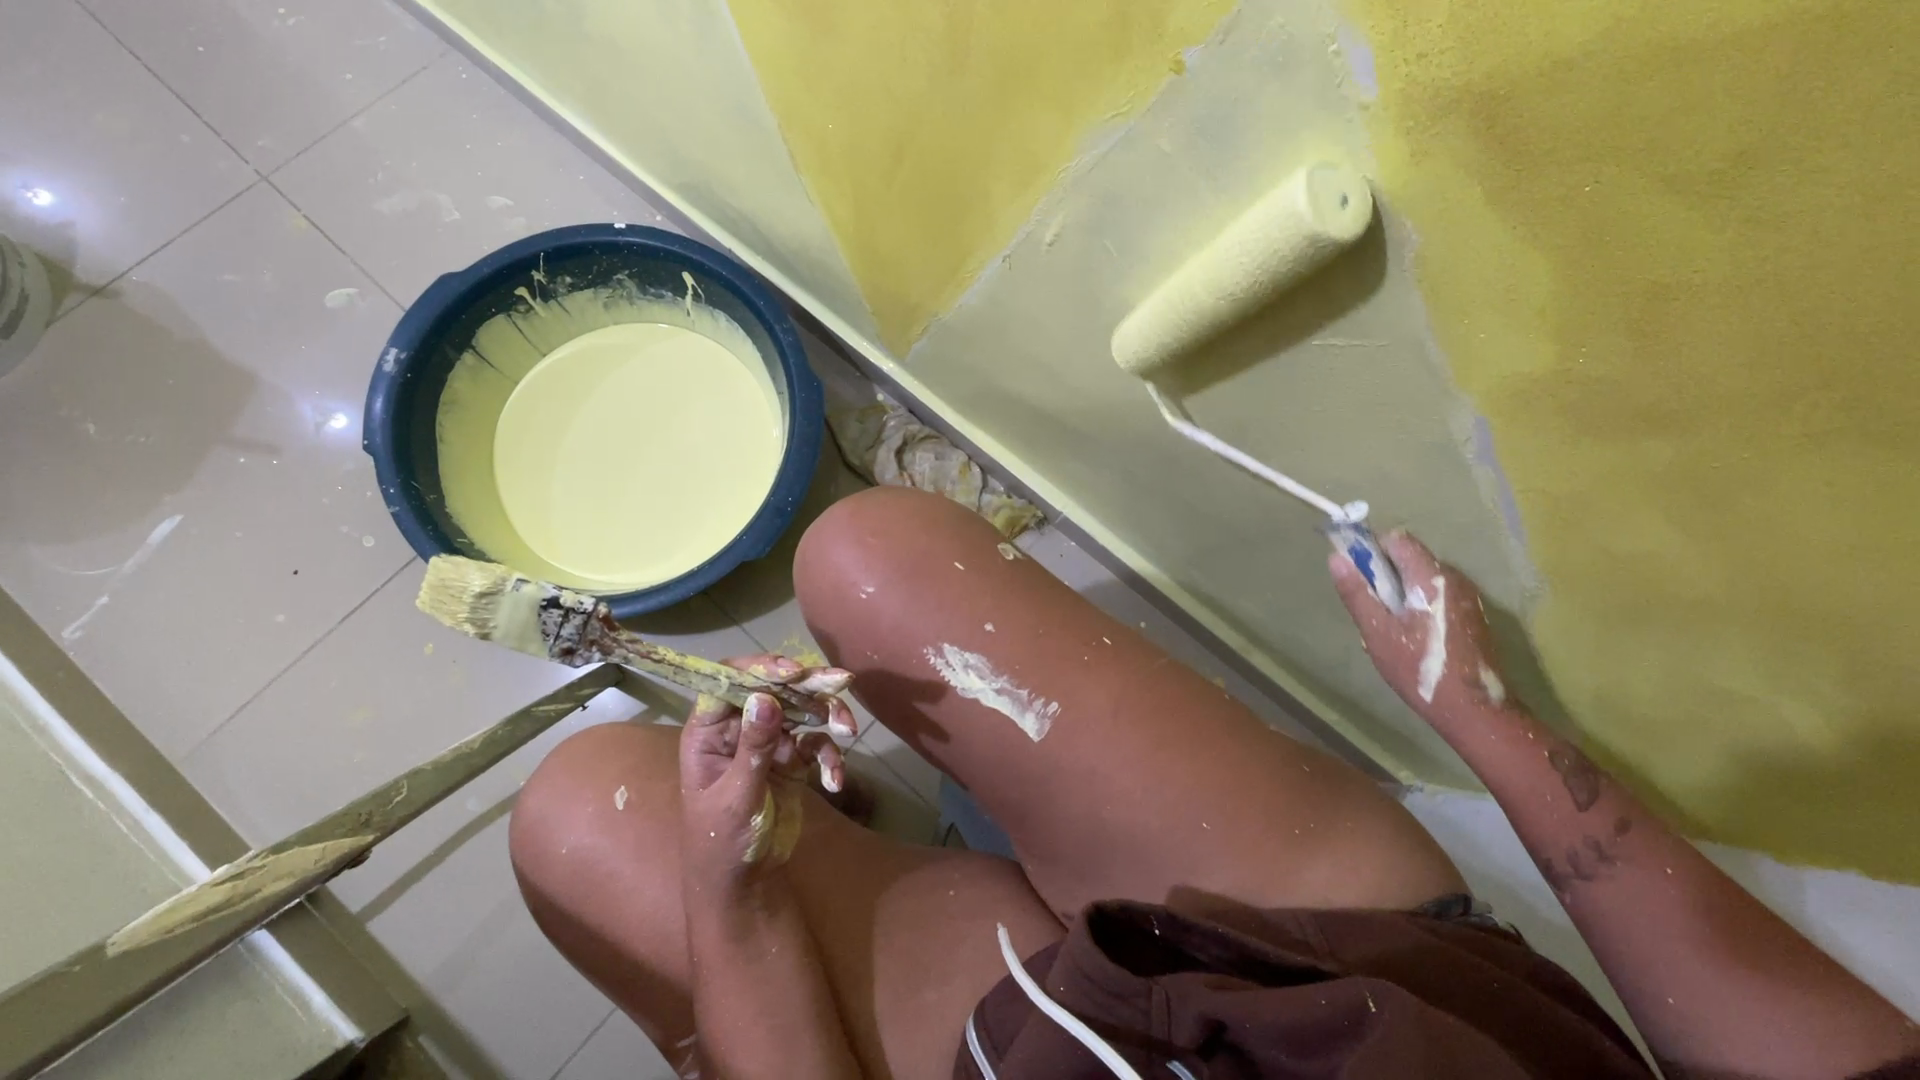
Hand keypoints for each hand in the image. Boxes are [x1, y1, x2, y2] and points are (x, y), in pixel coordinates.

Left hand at [679, 656, 850, 889]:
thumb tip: (765, 699)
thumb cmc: (722, 843)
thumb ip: (753, 749)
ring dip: (829, 715)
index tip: (792, 672)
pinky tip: (835, 782)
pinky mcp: (793, 761)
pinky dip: (830, 757)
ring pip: (801, 712)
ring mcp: (768, 743)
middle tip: (842, 680)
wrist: (745, 884)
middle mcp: (739, 729)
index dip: (759, 668)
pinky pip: (816, 744)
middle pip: (774, 690)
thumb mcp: (736, 797)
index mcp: (710, 731)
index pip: (730, 681)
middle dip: (808, 685)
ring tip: (849, 730)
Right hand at [1329, 530, 1511, 723]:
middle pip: (1412, 558)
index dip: (1373, 551)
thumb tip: (1337, 558)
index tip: (1359, 576)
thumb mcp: (1378, 633)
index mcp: (1430, 577)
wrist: (1475, 709)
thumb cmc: (1419, 668)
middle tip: (1372, 610)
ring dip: (1403, 592)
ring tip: (1391, 628)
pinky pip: (1439, 595)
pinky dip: (1420, 605)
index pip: (1398, 540)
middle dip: (1386, 575)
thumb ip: (1357, 593)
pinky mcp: (1473, 614)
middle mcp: (1455, 579)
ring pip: (1424, 578)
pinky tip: (1414, 637)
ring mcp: (1468, 597)